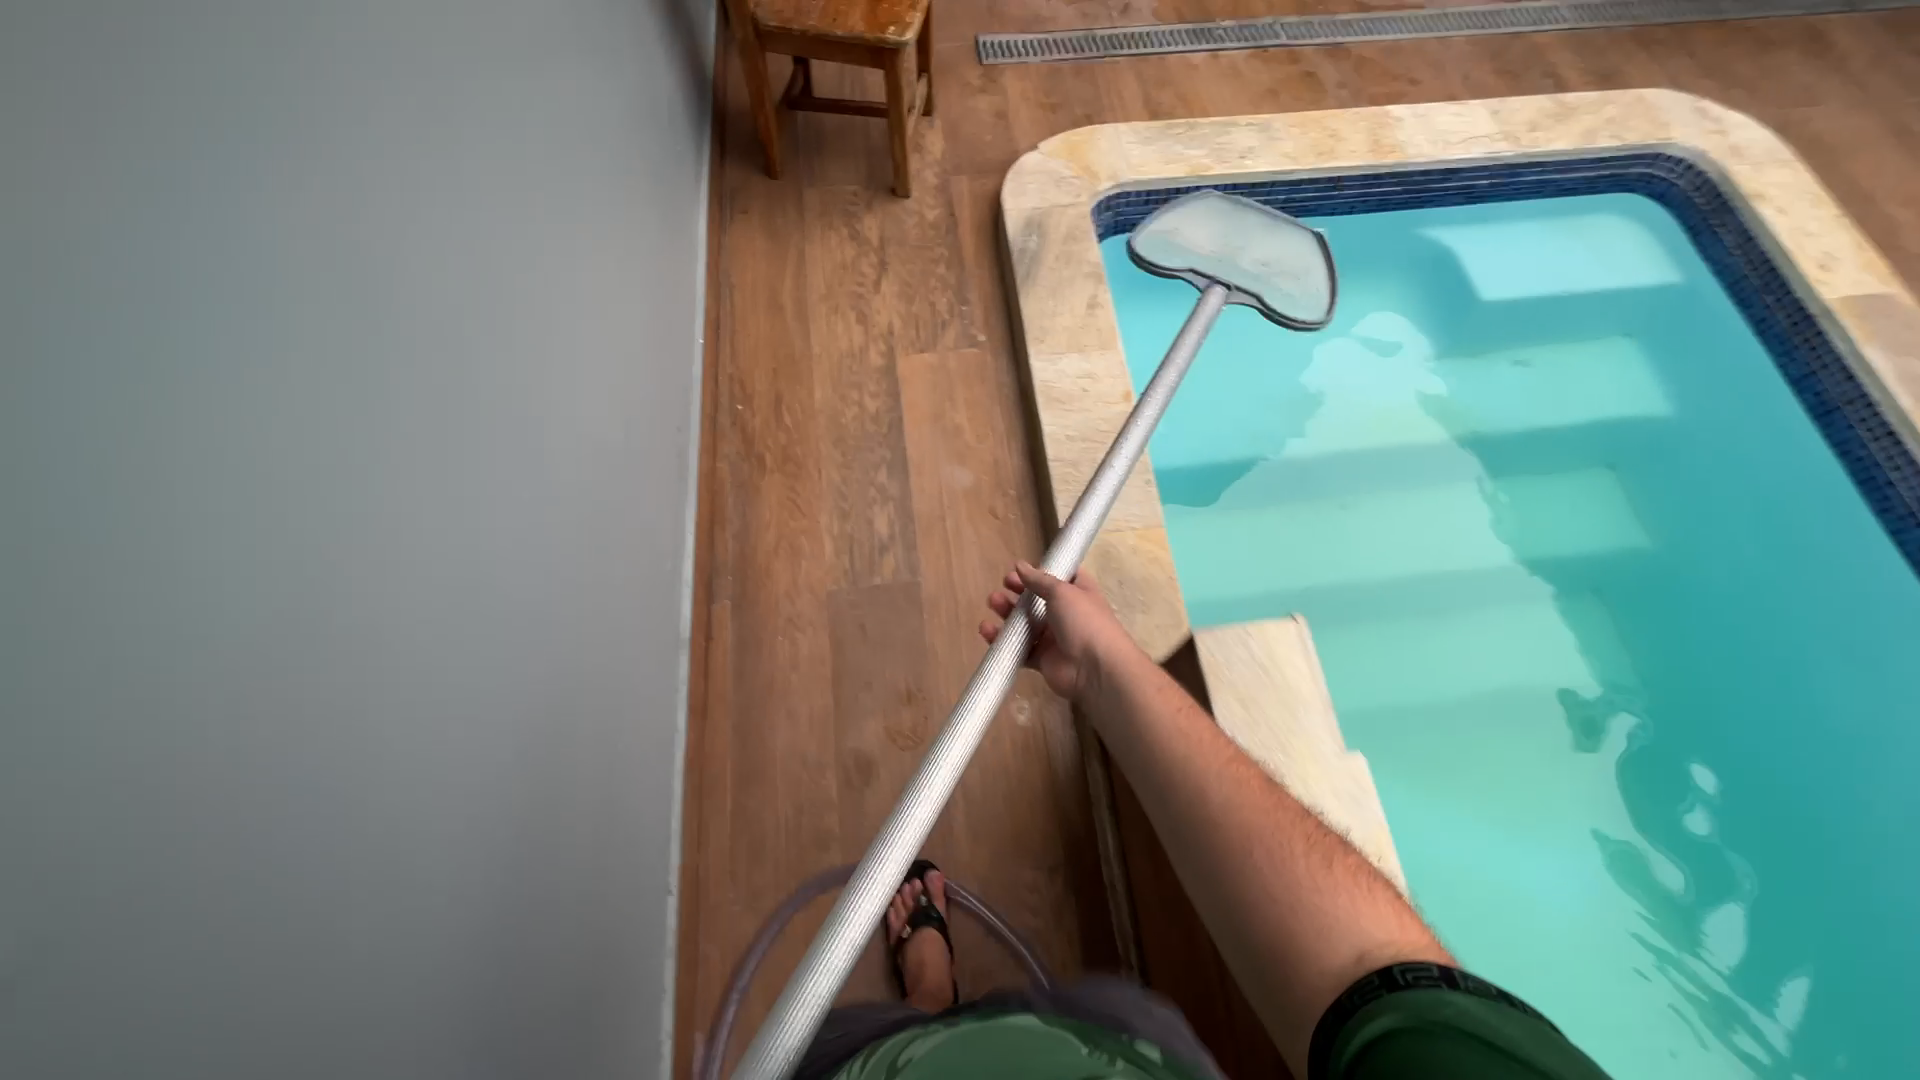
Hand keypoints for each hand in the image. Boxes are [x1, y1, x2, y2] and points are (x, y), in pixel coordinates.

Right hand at [979, 561, 1137, 701]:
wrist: (1095, 669)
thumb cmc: (1083, 621)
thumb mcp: (1062, 591)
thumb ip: (1039, 580)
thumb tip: (1020, 565)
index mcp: (1078, 593)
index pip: (1061, 578)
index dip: (1042, 572)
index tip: (1022, 569)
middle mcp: (1066, 614)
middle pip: (1037, 600)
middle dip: (1018, 592)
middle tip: (1003, 585)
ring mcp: (1053, 638)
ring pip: (1025, 623)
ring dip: (1007, 612)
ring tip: (993, 603)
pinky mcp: (1041, 659)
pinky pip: (1018, 648)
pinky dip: (1002, 640)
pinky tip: (987, 631)